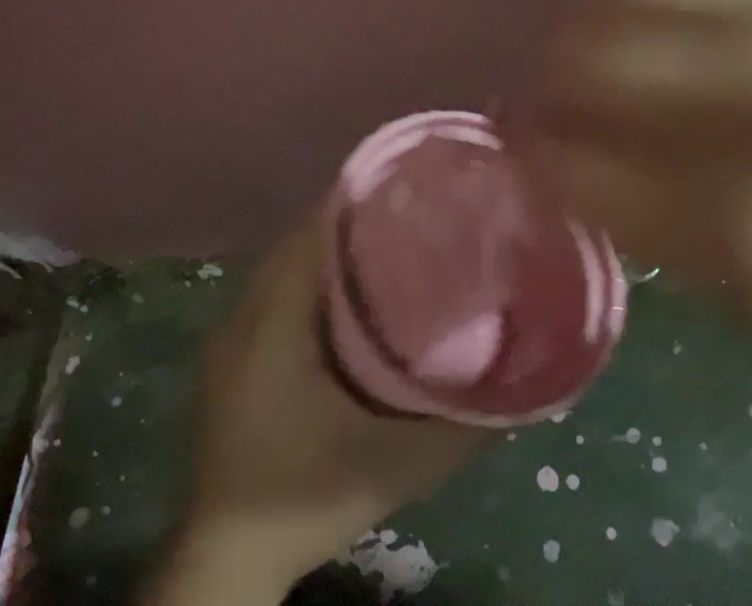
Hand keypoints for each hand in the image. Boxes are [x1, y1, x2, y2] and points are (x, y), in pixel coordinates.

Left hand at [141, 216, 491, 604]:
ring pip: (285, 274)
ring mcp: (228, 341)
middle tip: (418, 224)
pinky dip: (312, 290)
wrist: (226, 558)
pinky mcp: (229, 363)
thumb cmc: (307, 497)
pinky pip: (274, 301)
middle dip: (355, 229)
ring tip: (395, 255)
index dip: (361, 205)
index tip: (414, 193)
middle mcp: (241, 318)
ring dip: (333, 260)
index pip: (312, 234)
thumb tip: (525, 388)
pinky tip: (352, 308)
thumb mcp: (398, 466)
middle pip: (300, 246)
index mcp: (271, 323)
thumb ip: (464, 427)